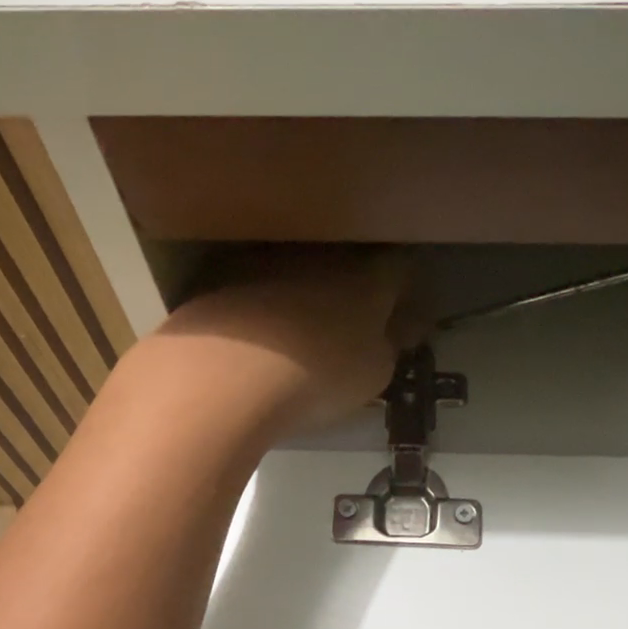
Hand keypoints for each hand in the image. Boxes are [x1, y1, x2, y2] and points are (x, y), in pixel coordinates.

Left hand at [155, 246, 409, 429]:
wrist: (228, 371)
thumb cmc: (321, 374)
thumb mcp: (374, 374)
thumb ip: (387, 346)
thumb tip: (393, 331)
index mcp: (370, 275)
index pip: (400, 269)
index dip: (403, 289)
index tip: (401, 310)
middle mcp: (322, 254)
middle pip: (345, 263)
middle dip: (349, 287)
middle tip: (350, 322)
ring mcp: (269, 261)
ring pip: (296, 271)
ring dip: (300, 294)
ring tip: (297, 333)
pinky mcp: (223, 279)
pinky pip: (254, 290)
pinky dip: (259, 310)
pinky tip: (254, 341)